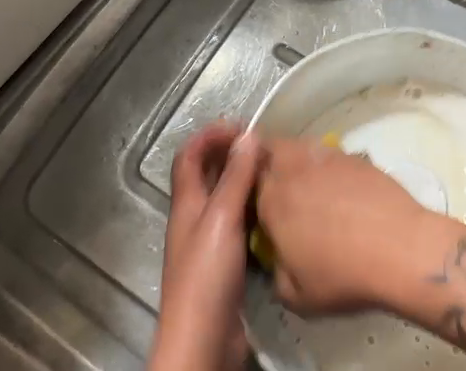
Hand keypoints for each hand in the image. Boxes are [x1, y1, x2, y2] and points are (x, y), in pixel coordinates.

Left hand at [151, 123, 261, 370]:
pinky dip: (255, 212)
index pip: (190, 155)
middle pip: (208, 175)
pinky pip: (239, 226)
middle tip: (268, 147)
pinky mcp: (225, 265)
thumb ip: (236, 178)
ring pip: (226, 200)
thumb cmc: (206, 276)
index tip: (244, 126)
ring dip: (246, 182)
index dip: (211, 135)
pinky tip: (278, 214)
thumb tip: (249, 135)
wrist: (203, 340)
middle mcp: (194, 219)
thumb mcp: (222, 219)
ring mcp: (209, 243)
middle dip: (233, 155)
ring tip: (278, 174)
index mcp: (187, 203)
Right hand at [253, 134, 433, 315]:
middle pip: (268, 149)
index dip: (245, 187)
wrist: (400, 248)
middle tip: (272, 184)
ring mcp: (326, 158)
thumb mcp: (296, 295)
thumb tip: (278, 258)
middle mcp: (294, 170)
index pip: (244, 180)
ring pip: (299, 146)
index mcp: (271, 200)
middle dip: (264, 160)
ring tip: (304, 183)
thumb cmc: (343, 275)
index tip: (250, 200)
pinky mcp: (354, 156)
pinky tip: (336, 187)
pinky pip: (328, 154)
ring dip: (294, 158)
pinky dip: (324, 164)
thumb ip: (276, 272)